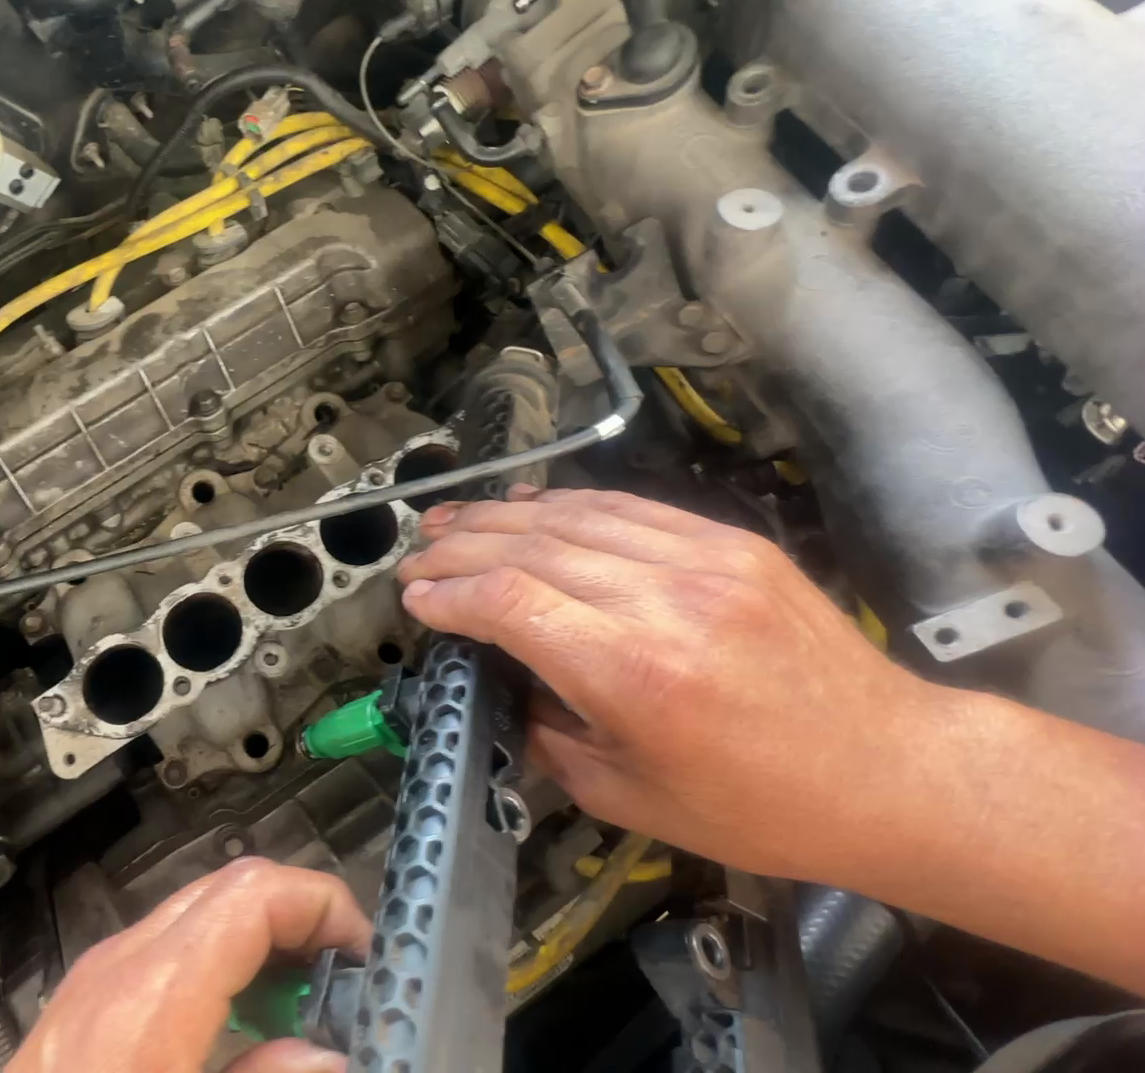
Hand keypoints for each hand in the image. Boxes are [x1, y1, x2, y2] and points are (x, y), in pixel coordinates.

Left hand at [10, 858, 371, 1072]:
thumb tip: (327, 1057)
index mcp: (152, 995)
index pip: (253, 893)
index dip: (321, 905)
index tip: (367, 957)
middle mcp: (121, 962)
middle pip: (230, 888)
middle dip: (300, 921)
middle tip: (346, 986)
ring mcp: (98, 975)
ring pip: (202, 912)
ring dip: (263, 942)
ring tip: (303, 1009)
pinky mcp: (88, 998)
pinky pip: (171, 948)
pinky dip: (222, 963)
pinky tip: (238, 1027)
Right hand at [395, 485, 949, 881]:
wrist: (897, 772)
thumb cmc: (759, 807)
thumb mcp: (627, 796)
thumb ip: (545, 734)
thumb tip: (500, 683)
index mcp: (634, 673)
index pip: (509, 602)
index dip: (448, 595)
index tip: (415, 601)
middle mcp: (663, 600)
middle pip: (529, 547)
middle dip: (457, 547)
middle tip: (414, 556)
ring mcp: (702, 561)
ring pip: (569, 517)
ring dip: (495, 516)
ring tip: (446, 519)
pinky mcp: (729, 543)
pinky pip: (624, 507)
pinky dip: (561, 503)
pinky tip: (522, 504)